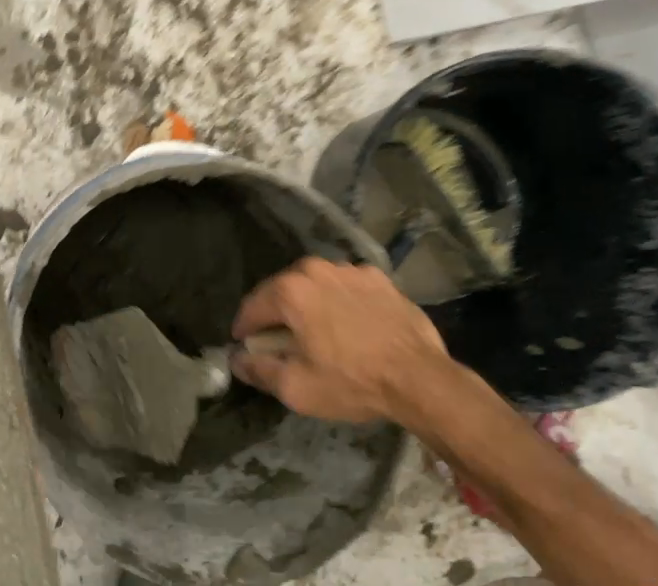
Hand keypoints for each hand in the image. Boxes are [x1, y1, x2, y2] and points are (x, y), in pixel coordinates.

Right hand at [230, 257, 449, 422]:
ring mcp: (350, 270)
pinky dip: (341, 302)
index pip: (252, 307)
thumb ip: (258, 369)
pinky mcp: (379, 278)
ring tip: (319, 332)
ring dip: (310, 304)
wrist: (422, 380)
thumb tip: (236, 358)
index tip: (245, 346)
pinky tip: (352, 326)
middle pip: (283, 291)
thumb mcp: (297, 387)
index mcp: (290, 291)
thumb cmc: (353, 382)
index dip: (244, 329)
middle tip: (282, 342)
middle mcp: (315, 269)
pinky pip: (347, 288)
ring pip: (316, 285)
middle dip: (277, 314)